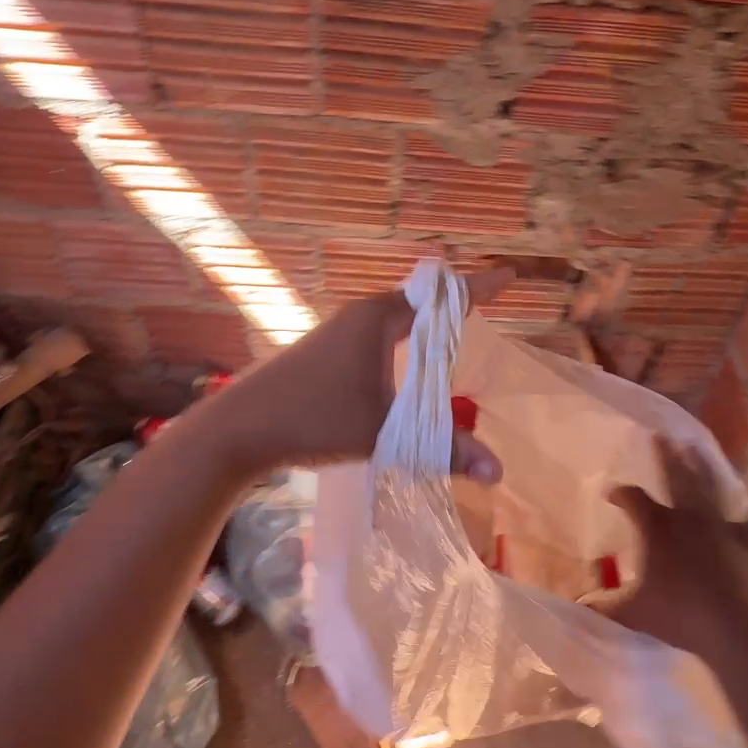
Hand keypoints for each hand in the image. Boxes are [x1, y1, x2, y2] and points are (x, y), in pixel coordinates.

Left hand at [212, 266, 514, 479]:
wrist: (239, 427)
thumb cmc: (315, 418)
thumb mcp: (384, 434)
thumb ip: (444, 450)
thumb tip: (499, 471)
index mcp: (379, 319)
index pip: (442, 297)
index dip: (478, 287)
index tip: (509, 275)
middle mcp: (360, 316)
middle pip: (419, 303)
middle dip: (453, 306)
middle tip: (485, 307)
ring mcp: (338, 332)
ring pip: (394, 320)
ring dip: (424, 326)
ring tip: (453, 337)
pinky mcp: (324, 352)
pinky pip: (377, 336)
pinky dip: (402, 343)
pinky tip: (404, 368)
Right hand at [607, 438, 747, 656]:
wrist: (731, 628)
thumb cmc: (679, 613)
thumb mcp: (633, 612)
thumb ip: (605, 606)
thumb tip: (578, 606)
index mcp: (657, 526)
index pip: (632, 499)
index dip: (620, 494)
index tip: (611, 494)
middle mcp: (687, 516)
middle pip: (674, 478)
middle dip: (665, 456)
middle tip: (660, 436)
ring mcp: (719, 525)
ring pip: (708, 487)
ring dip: (702, 466)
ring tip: (695, 446)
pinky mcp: (747, 541)